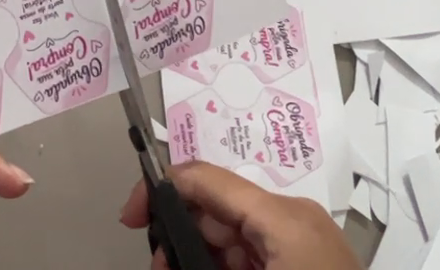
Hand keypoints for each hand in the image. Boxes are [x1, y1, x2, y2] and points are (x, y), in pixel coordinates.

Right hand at [119, 162, 358, 269]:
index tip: (130, 220)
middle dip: (180, 234)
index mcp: (283, 218)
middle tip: (159, 268)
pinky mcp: (309, 262)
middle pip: (217, 207)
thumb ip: (199, 260)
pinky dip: (227, 265)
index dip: (160, 189)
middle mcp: (294, 218)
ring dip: (201, 254)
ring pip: (233, 233)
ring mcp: (305, 242)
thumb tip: (165, 260)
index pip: (205, 178)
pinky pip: (255, 253)